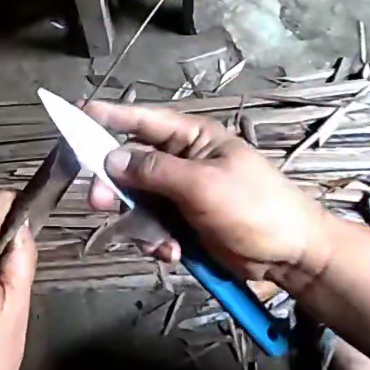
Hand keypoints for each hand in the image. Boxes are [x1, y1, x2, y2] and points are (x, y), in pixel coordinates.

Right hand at [81, 101, 335, 285]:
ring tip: (157, 242)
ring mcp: (183, 193)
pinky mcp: (184, 223)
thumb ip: (154, 171)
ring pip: (138, 200)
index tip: (78, 113)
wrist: (291, 256)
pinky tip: (173, 253)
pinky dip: (157, 241)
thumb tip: (111, 157)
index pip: (145, 120)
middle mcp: (184, 160)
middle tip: (96, 200)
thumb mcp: (203, 185)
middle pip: (132, 164)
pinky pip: (152, 226)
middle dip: (115, 185)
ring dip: (140, 223)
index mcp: (194, 138)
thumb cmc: (254, 208)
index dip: (111, 116)